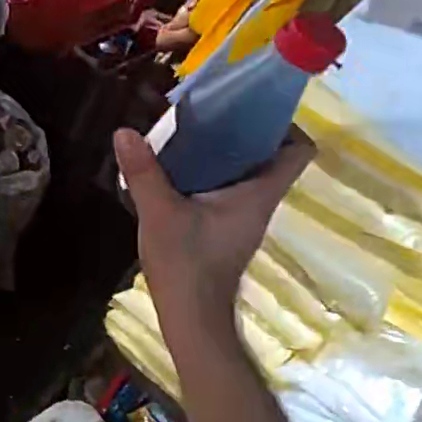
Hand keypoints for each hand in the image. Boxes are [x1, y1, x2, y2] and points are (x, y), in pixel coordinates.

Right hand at [114, 127, 313, 330]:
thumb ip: (143, 172)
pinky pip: (225, 188)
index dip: (285, 124)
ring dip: (223, 151)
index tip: (252, 105)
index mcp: (258, 194)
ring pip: (244, 172)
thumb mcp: (159, 213)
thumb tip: (124, 131)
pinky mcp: (224, 227)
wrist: (191, 316)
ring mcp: (242, 217)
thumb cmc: (187, 263)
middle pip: (268, 156)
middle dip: (244, 129)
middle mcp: (258, 202)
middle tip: (210, 109)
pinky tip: (175, 167)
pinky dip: (208, 172)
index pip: (298, 151)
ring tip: (189, 130)